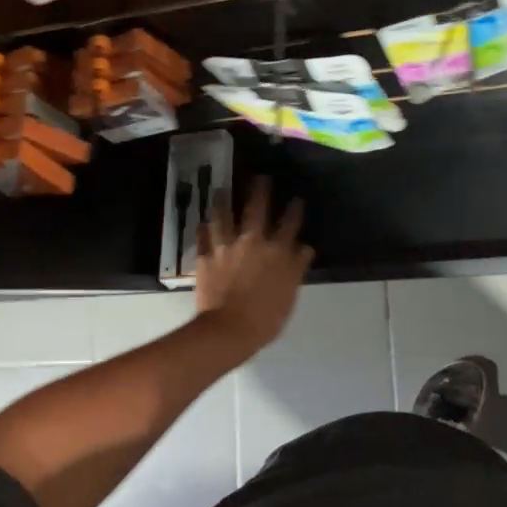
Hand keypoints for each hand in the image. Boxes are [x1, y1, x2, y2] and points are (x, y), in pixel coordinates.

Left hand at [195, 177, 312, 357]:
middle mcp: (251, 242)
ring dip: (222, 202)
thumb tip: (304, 247)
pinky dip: (203, 229)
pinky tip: (201, 222)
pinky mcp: (205, 258)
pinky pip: (203, 238)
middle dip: (259, 191)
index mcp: (276, 252)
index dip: (294, 210)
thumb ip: (296, 268)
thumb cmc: (266, 317)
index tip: (296, 198)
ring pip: (223, 217)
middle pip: (256, 210)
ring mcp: (226, 248)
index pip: (289, 224)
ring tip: (219, 190)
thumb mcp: (289, 294)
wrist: (229, 329)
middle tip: (260, 177)